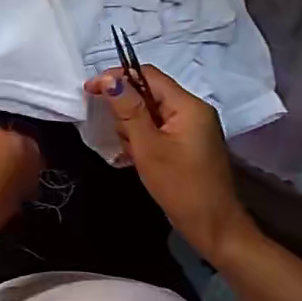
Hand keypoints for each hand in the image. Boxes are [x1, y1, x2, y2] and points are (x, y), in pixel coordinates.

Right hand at [84, 65, 255, 264]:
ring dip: (133, 128)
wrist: (211, 224)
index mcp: (188, 105)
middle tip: (119, 136)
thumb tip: (109, 79)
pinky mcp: (187, 143)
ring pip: (150, 112)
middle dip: (126, 110)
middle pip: (148, 93)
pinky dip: (143, 139)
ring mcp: (192, 127)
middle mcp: (193, 110)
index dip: (117, 78)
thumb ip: (128, 110)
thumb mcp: (147, 146)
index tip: (90, 90)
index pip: (148, 75)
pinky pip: (158, 128)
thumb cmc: (179, 184)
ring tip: (132, 153)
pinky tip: (137, 158)